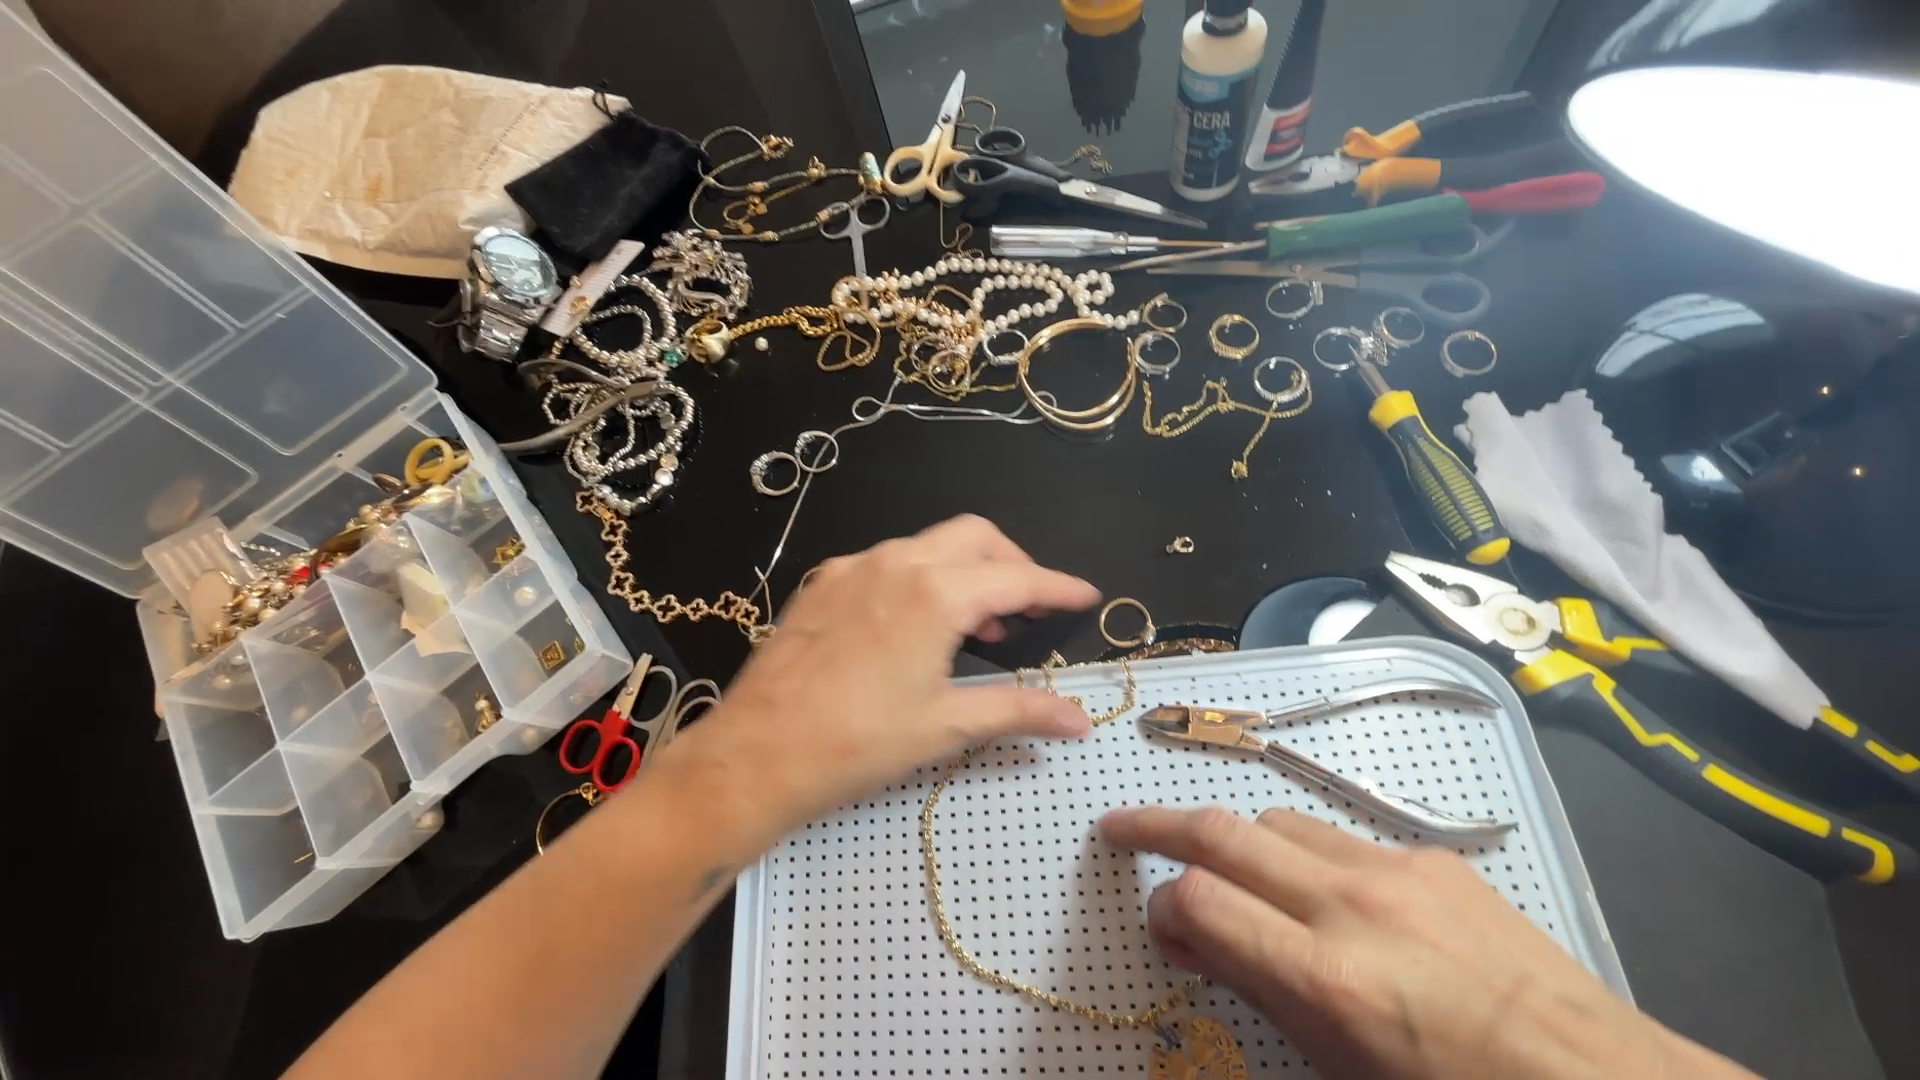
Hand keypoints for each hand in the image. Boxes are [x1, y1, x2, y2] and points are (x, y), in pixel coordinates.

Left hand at [699, 515, 1099, 825]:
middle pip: (974, 537)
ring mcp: (852, 568)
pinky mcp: (822, 583)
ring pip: (928, 545)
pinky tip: (916, 624)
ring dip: (965, 572)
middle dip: (1012, 563)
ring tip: (979, 626)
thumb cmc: (857, 743)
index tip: (1085, 595)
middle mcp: (895, 563)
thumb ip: (1019, 710)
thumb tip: (1080, 720)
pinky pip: (887, 561)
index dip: (1057, 587)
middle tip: (1029, 609)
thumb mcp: (945, 725)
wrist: (755, 755)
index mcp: (934, 594)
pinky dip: (921, 578)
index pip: (1015, 578)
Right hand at [1101, 806, 1757, 1079]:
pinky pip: (1338, 836)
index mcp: (1327, 981)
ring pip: (1273, 822)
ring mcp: (1394, 870)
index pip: (1196, 900)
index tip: (1162, 930)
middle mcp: (1351, 906)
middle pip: (1219, 831)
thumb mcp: (1338, 1070)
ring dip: (1237, 843)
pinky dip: (1306, 858)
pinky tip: (1334, 900)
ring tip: (1238, 878)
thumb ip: (1255, 991)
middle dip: (1154, 824)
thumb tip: (1192, 935)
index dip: (1160, 910)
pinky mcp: (1431, 857)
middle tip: (1118, 828)